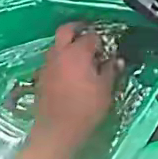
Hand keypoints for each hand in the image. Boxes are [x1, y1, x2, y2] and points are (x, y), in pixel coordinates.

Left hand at [31, 23, 122, 146]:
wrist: (57, 129)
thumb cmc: (86, 109)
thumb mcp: (105, 89)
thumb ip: (110, 70)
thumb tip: (116, 60)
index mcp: (77, 53)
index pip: (91, 36)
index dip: (101, 40)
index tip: (107, 48)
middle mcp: (60, 53)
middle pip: (66, 30)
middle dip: (78, 28)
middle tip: (89, 35)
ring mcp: (48, 64)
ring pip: (56, 44)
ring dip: (68, 44)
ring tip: (81, 56)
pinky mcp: (41, 76)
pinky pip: (52, 60)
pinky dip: (61, 59)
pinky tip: (70, 72)